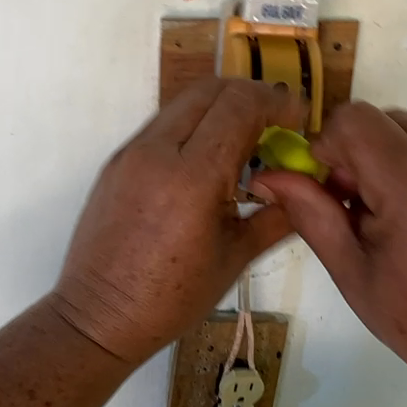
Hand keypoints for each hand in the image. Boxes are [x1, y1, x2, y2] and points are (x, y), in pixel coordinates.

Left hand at [51, 79, 299, 364]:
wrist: (99, 316)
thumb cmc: (172, 298)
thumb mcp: (235, 258)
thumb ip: (276, 216)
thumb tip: (306, 188)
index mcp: (193, 178)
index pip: (241, 106)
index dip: (277, 102)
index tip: (297, 118)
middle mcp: (157, 153)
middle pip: (211, 90)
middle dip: (250, 96)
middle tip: (274, 123)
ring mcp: (130, 154)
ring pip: (182, 104)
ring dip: (219, 108)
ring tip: (243, 142)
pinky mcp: (115, 163)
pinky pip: (160, 126)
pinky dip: (191, 127)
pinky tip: (207, 161)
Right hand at [251, 103, 406, 406]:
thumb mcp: (354, 274)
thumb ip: (312, 214)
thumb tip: (269, 176)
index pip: (356, 120)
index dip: (330, 147)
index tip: (333, 191)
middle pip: (390, 121)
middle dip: (364, 156)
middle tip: (363, 212)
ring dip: (400, 166)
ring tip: (405, 227)